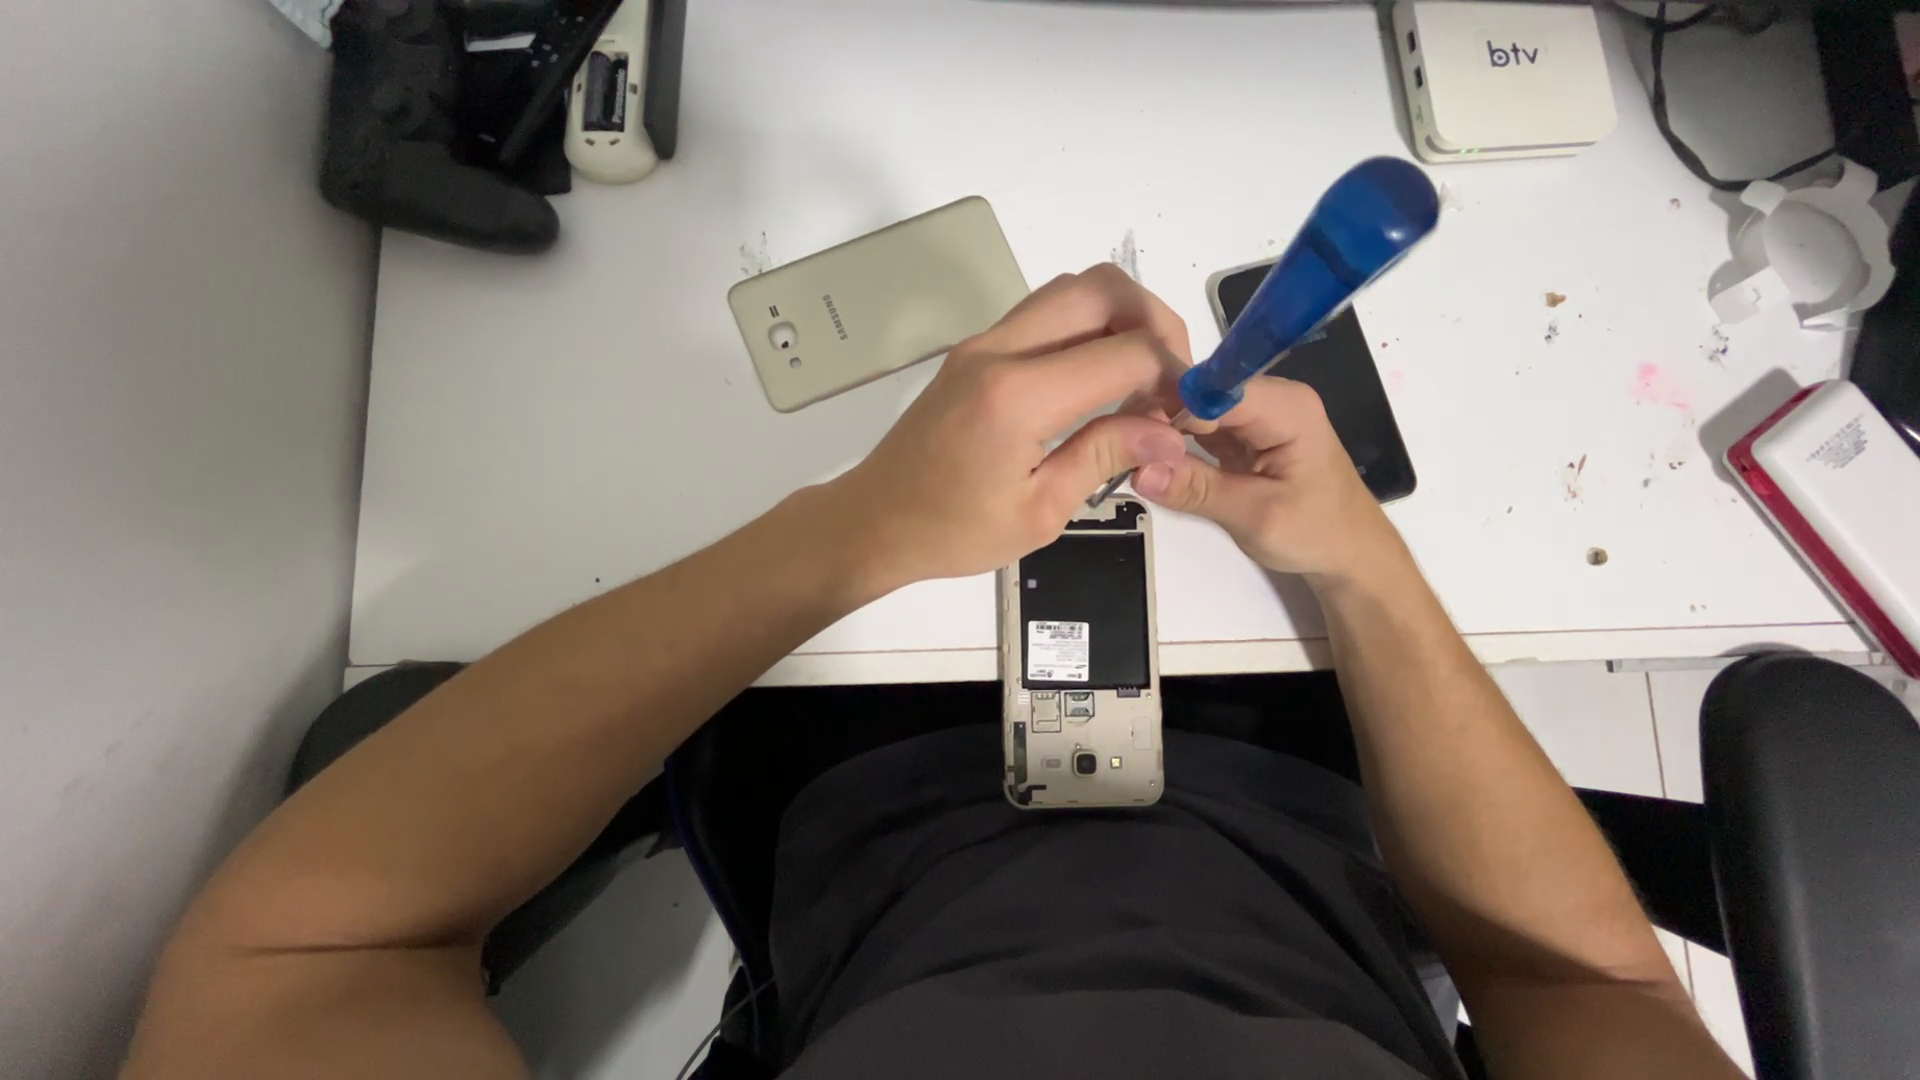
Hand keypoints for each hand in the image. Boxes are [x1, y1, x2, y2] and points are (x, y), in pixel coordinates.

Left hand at [829, 264, 1193, 589]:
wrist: (875, 520)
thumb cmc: (952, 531)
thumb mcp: (1040, 511)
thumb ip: (1104, 456)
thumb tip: (1168, 432)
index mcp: (1017, 397)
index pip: (1126, 352)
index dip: (1173, 374)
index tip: (1188, 410)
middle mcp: (998, 351)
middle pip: (1100, 288)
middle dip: (1155, 322)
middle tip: (1171, 377)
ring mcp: (982, 344)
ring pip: (1070, 290)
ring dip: (1120, 317)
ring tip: (1139, 377)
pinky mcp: (975, 351)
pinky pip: (1043, 314)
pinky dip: (1086, 328)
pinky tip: (1097, 378)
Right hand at [1130, 376, 1405, 585]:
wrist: (1350, 555)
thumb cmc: (1318, 534)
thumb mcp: (1256, 516)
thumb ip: (1198, 489)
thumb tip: (1139, 470)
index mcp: (1286, 407)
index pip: (1212, 388)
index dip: (1167, 405)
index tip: (1126, 436)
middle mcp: (1271, 399)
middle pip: (1199, 391)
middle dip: (1158, 416)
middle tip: (1118, 450)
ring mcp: (1256, 416)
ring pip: (1193, 409)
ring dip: (1160, 430)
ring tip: (1125, 454)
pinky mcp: (1243, 435)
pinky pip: (1199, 428)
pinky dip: (1173, 443)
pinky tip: (1147, 458)